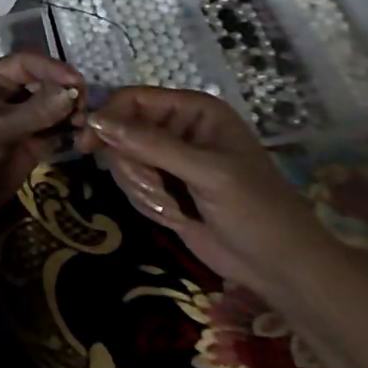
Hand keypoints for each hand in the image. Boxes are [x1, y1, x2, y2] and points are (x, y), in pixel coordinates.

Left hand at [0, 51, 84, 215]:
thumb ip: (35, 110)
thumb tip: (72, 92)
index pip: (26, 63)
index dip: (52, 68)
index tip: (78, 82)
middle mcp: (7, 91)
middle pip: (44, 80)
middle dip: (65, 90)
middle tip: (84, 105)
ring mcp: (21, 115)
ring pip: (54, 103)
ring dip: (71, 109)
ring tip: (84, 122)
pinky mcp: (33, 137)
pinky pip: (56, 125)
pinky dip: (69, 127)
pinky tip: (81, 133)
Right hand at [76, 87, 334, 295]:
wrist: (279, 267)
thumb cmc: (256, 211)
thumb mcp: (207, 173)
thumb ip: (151, 145)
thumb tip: (95, 121)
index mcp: (195, 111)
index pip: (132, 99)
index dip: (107, 118)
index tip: (88, 145)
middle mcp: (178, 129)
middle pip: (120, 131)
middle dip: (132, 165)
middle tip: (157, 189)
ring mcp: (169, 159)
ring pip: (121, 160)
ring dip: (141, 187)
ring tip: (173, 205)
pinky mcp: (163, 186)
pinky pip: (130, 184)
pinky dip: (146, 201)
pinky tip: (175, 215)